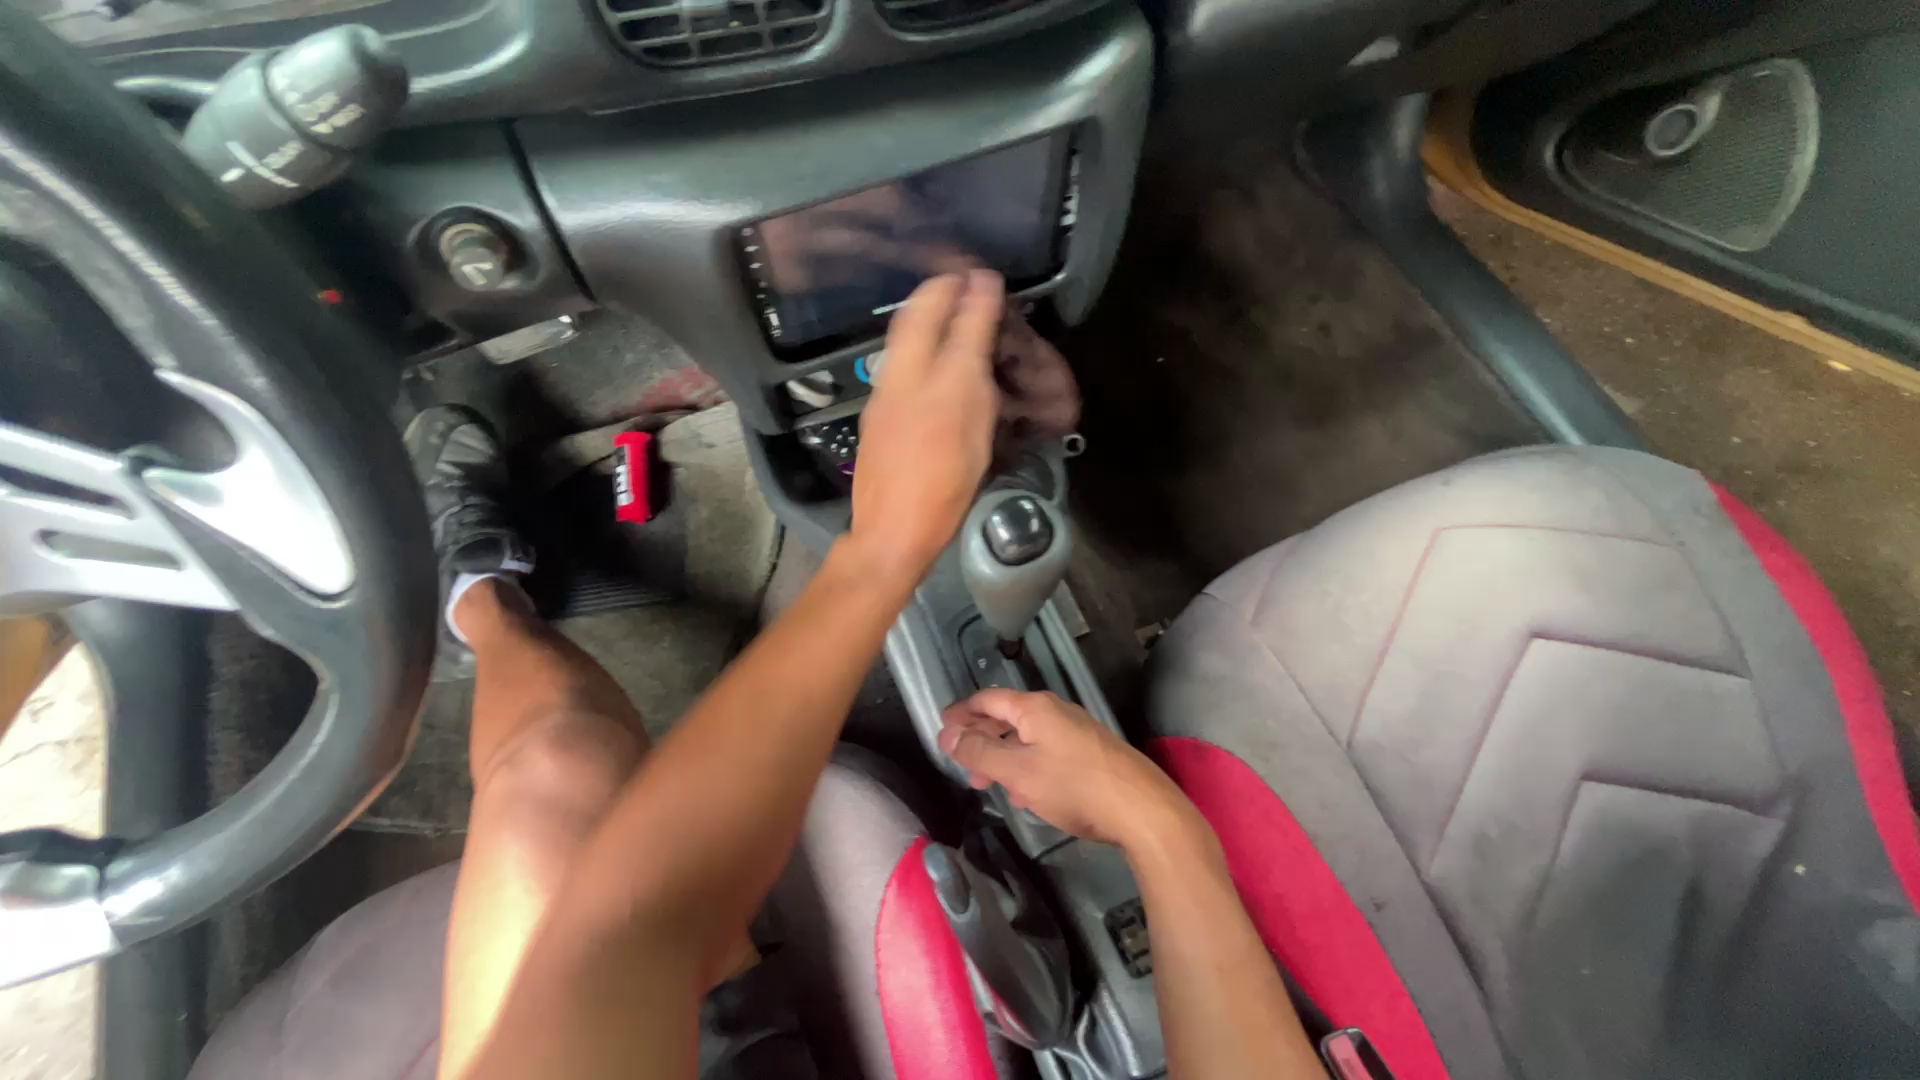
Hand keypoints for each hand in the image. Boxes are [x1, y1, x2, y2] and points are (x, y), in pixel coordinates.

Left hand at [849, 271, 1004, 584]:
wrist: (891, 530)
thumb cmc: (945, 493)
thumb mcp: (977, 442)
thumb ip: (979, 393)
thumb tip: (977, 360)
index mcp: (945, 387)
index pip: (963, 325)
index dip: (977, 296)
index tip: (986, 278)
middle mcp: (908, 380)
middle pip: (919, 316)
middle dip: (939, 289)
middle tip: (956, 276)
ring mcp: (885, 395)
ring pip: (902, 337)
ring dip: (922, 311)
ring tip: (940, 304)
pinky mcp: (874, 413)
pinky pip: (895, 362)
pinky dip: (912, 343)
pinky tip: (923, 353)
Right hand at [937, 689, 1193, 849]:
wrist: (1142, 810)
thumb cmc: (1074, 787)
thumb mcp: (1018, 772)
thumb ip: (980, 753)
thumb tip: (947, 734)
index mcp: (1035, 707)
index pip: (988, 699)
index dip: (961, 712)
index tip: (941, 729)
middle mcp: (1056, 711)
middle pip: (1008, 716)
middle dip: (981, 738)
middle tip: (961, 763)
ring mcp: (1077, 731)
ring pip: (1028, 737)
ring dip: (1003, 756)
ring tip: (988, 783)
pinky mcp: (1091, 753)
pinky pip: (1047, 751)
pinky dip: (1027, 765)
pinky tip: (1026, 793)